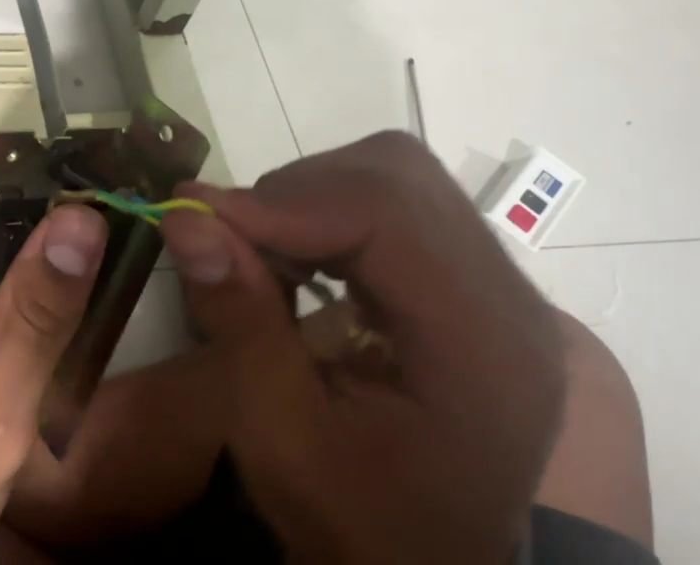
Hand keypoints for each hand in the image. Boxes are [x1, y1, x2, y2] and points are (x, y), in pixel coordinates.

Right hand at [159, 131, 565, 563]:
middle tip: (232, 243)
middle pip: (398, 178)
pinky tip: (301, 262)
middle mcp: (513, 301)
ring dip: (311, 199)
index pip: (390, 213)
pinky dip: (330, 214)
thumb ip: (240, 320)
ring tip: (265, 257)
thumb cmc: (359, 521)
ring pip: (396, 178)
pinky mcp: (473, 286)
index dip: (285, 201)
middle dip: (296, 194)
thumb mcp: (281, 438)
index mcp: (483, 348)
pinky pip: (398, 206)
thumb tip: (186, 217)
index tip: (198, 217)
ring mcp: (500, 289)